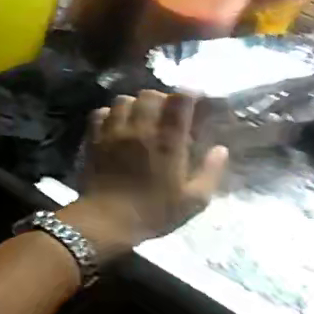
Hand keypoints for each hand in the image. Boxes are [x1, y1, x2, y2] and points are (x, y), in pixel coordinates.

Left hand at [61, 91, 227, 258]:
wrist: (106, 219)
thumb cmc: (154, 212)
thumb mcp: (195, 199)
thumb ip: (211, 171)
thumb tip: (220, 149)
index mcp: (167, 142)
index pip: (178, 101)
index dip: (188, 95)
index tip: (195, 101)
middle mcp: (138, 130)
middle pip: (148, 95)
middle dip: (161, 98)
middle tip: (168, 113)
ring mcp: (111, 133)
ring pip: (121, 100)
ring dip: (134, 104)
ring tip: (141, 118)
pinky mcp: (92, 140)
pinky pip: (99, 114)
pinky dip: (109, 114)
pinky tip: (117, 125)